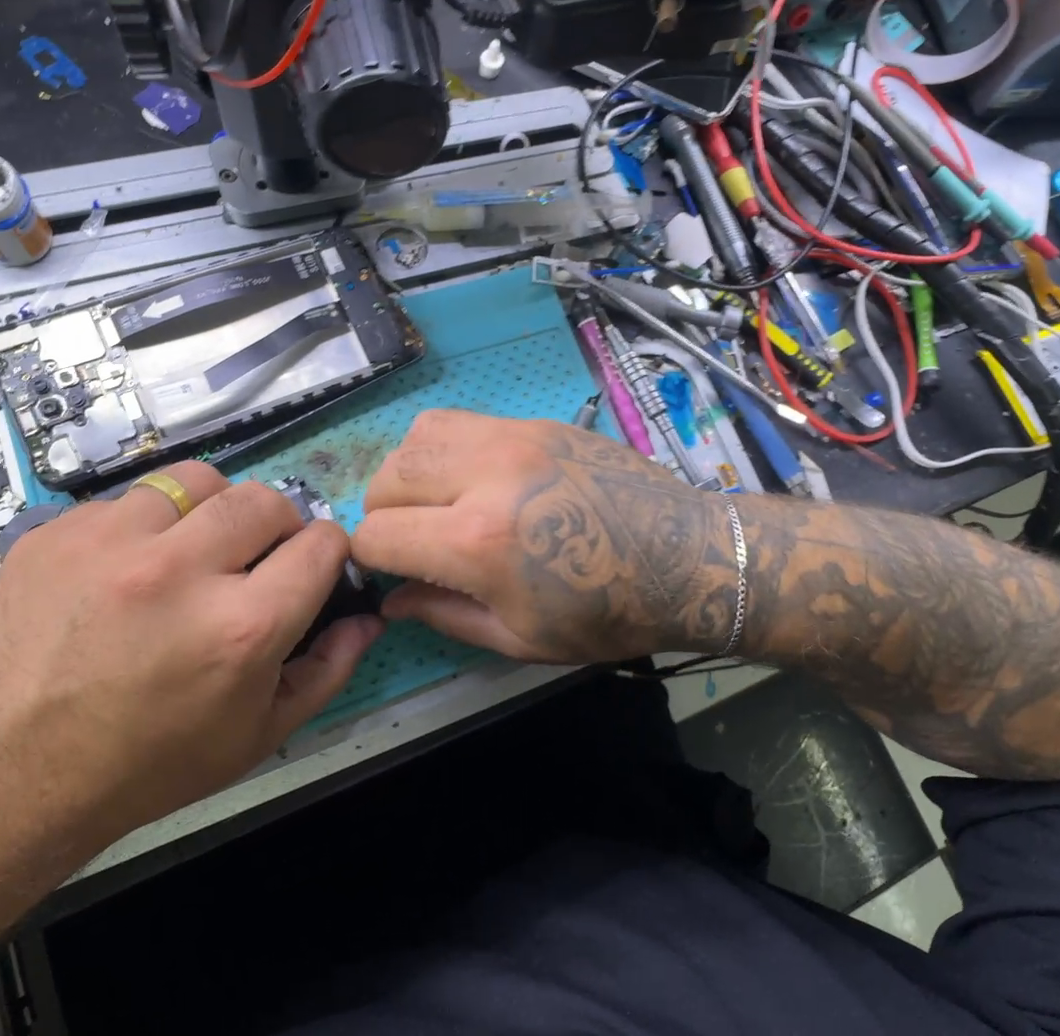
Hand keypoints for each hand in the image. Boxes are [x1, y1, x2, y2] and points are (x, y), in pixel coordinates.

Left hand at [0, 462, 381, 840]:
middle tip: (255, 562)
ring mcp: (110, 546)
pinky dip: (146, 526)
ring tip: (193, 551)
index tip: (311, 570)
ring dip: (211, 512)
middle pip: (266, 500)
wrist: (10, 775)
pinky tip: (128, 571)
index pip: (322, 544)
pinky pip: (128, 500)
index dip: (328, 555)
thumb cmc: (151, 763)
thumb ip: (327, 669)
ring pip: (197, 481)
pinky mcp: (55, 535)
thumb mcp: (259, 734)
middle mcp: (180, 573)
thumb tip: (368, 619)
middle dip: (279, 527)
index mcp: (241, 627)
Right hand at [352, 410, 737, 663]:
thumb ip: (444, 614)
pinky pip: (463, 421)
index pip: (377, 534)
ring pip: (418, 435)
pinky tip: (475, 479)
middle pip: (387, 477)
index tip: (391, 573)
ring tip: (438, 505)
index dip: (371, 561)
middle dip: (385, 515)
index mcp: (477, 541)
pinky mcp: (537, 423)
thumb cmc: (609, 614)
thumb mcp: (522, 638)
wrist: (688, 558)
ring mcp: (514, 438)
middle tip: (415, 543)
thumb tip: (392, 598)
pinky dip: (447, 449)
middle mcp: (486, 475)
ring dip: (410, 473)